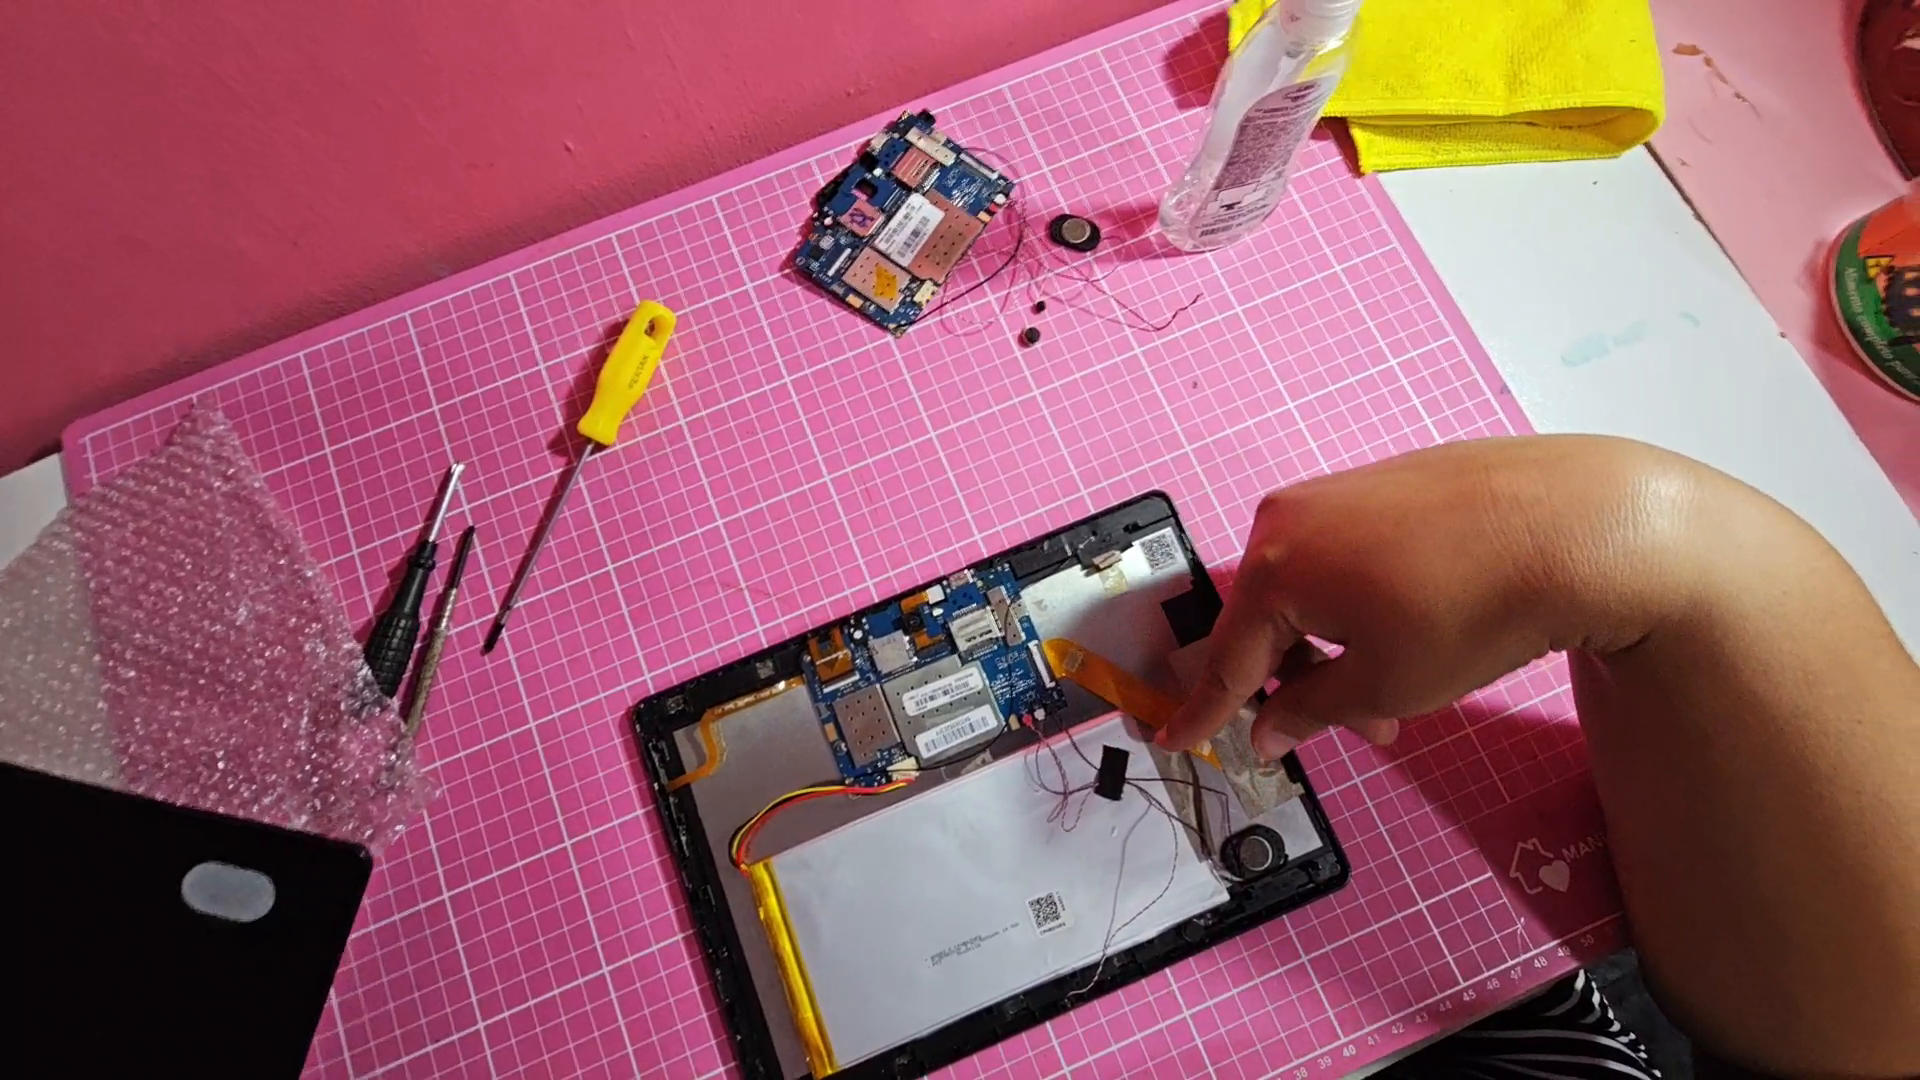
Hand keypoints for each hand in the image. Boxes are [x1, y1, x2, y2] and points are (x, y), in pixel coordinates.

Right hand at [1160, 436, 1694, 758]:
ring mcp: (1328, 494)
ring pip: (1304, 587)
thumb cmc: (1470, 612)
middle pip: (1269, 619)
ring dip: (1336, 641)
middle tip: (1367, 725)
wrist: (1584, 519)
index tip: (1171, 738)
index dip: (1202, 709)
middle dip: (1305, 678)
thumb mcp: (1386, 683)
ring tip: (1404, 677)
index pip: (1226, 658)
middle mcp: (1283, 521)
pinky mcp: (1371, 483)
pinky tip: (1413, 616)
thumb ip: (1309, 711)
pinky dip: (1356, 599)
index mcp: (1272, 569)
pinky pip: (1336, 554)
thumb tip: (1266, 730)